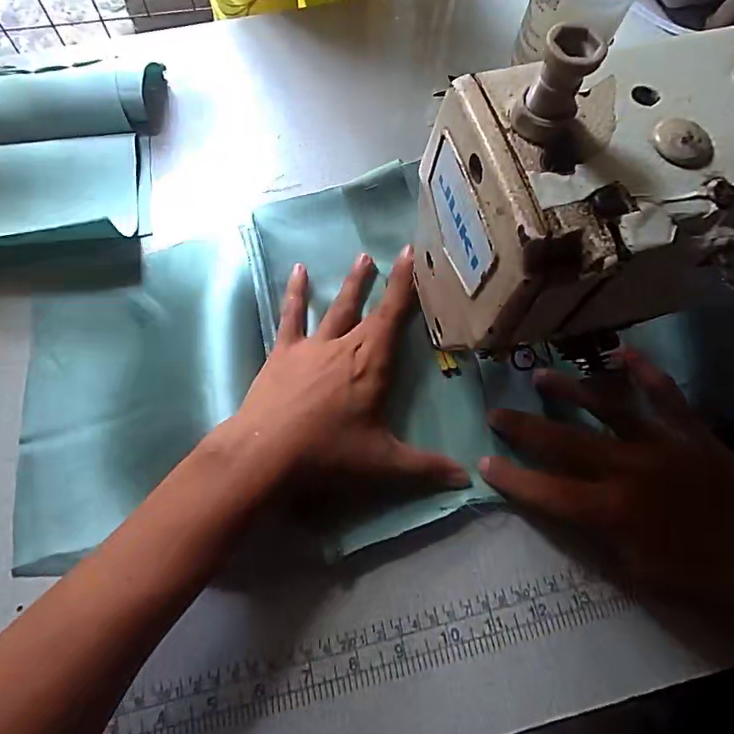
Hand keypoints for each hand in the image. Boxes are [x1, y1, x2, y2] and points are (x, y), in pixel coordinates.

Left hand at [231, 247, 469, 490]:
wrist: (265, 452)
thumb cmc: (328, 454)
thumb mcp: (382, 464)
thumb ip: (426, 467)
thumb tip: (467, 478)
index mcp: (371, 363)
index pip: (393, 316)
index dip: (404, 284)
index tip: (411, 254)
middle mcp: (344, 345)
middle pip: (367, 308)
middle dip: (382, 282)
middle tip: (389, 254)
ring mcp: (311, 346)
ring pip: (335, 308)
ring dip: (350, 284)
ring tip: (360, 257)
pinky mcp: (283, 352)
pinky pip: (292, 317)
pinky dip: (296, 294)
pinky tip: (298, 271)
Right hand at [480, 351, 733, 618]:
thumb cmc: (706, 581)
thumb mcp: (642, 575)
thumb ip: (599, 538)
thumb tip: (567, 509)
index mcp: (614, 511)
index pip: (547, 491)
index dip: (512, 478)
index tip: (484, 461)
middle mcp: (629, 468)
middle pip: (564, 440)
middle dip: (524, 427)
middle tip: (496, 411)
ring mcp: (661, 443)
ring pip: (605, 406)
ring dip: (570, 389)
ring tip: (542, 376)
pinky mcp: (690, 431)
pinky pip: (663, 394)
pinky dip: (643, 372)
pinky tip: (624, 355)